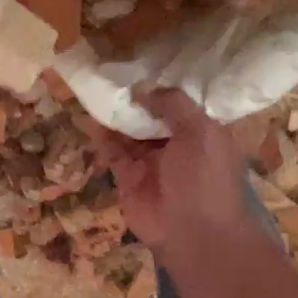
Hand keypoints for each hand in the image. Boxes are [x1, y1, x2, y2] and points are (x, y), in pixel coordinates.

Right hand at [93, 86, 255, 252]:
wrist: (194, 234)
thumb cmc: (205, 179)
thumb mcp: (199, 131)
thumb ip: (172, 104)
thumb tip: (142, 87)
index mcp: (202, 132)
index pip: (180, 103)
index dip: (162, 87)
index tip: (143, 62)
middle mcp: (176, 145)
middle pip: (151, 116)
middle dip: (135, 99)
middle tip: (112, 72)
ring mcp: (151, 162)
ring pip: (129, 132)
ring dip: (116, 115)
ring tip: (97, 90)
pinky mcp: (129, 179)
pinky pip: (114, 152)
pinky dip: (103, 137)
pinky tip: (92, 119)